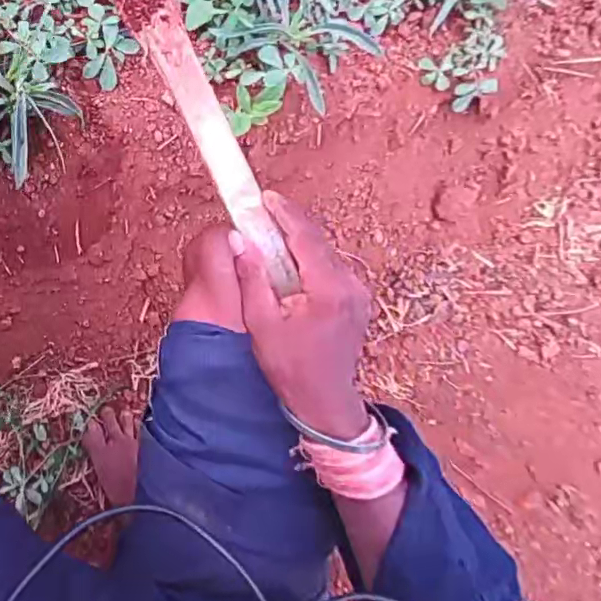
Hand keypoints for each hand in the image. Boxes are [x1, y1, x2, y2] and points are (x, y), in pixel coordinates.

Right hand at [231, 191, 373, 437]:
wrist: (325, 402)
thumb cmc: (291, 368)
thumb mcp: (262, 323)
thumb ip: (253, 279)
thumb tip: (242, 242)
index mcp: (328, 289)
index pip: (306, 238)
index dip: (284, 214)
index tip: (265, 198)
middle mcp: (350, 285)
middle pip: (317, 241)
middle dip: (288, 225)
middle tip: (260, 214)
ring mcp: (358, 293)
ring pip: (324, 253)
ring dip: (297, 243)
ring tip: (268, 239)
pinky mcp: (357, 300)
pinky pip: (330, 268)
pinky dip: (307, 260)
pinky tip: (287, 265)